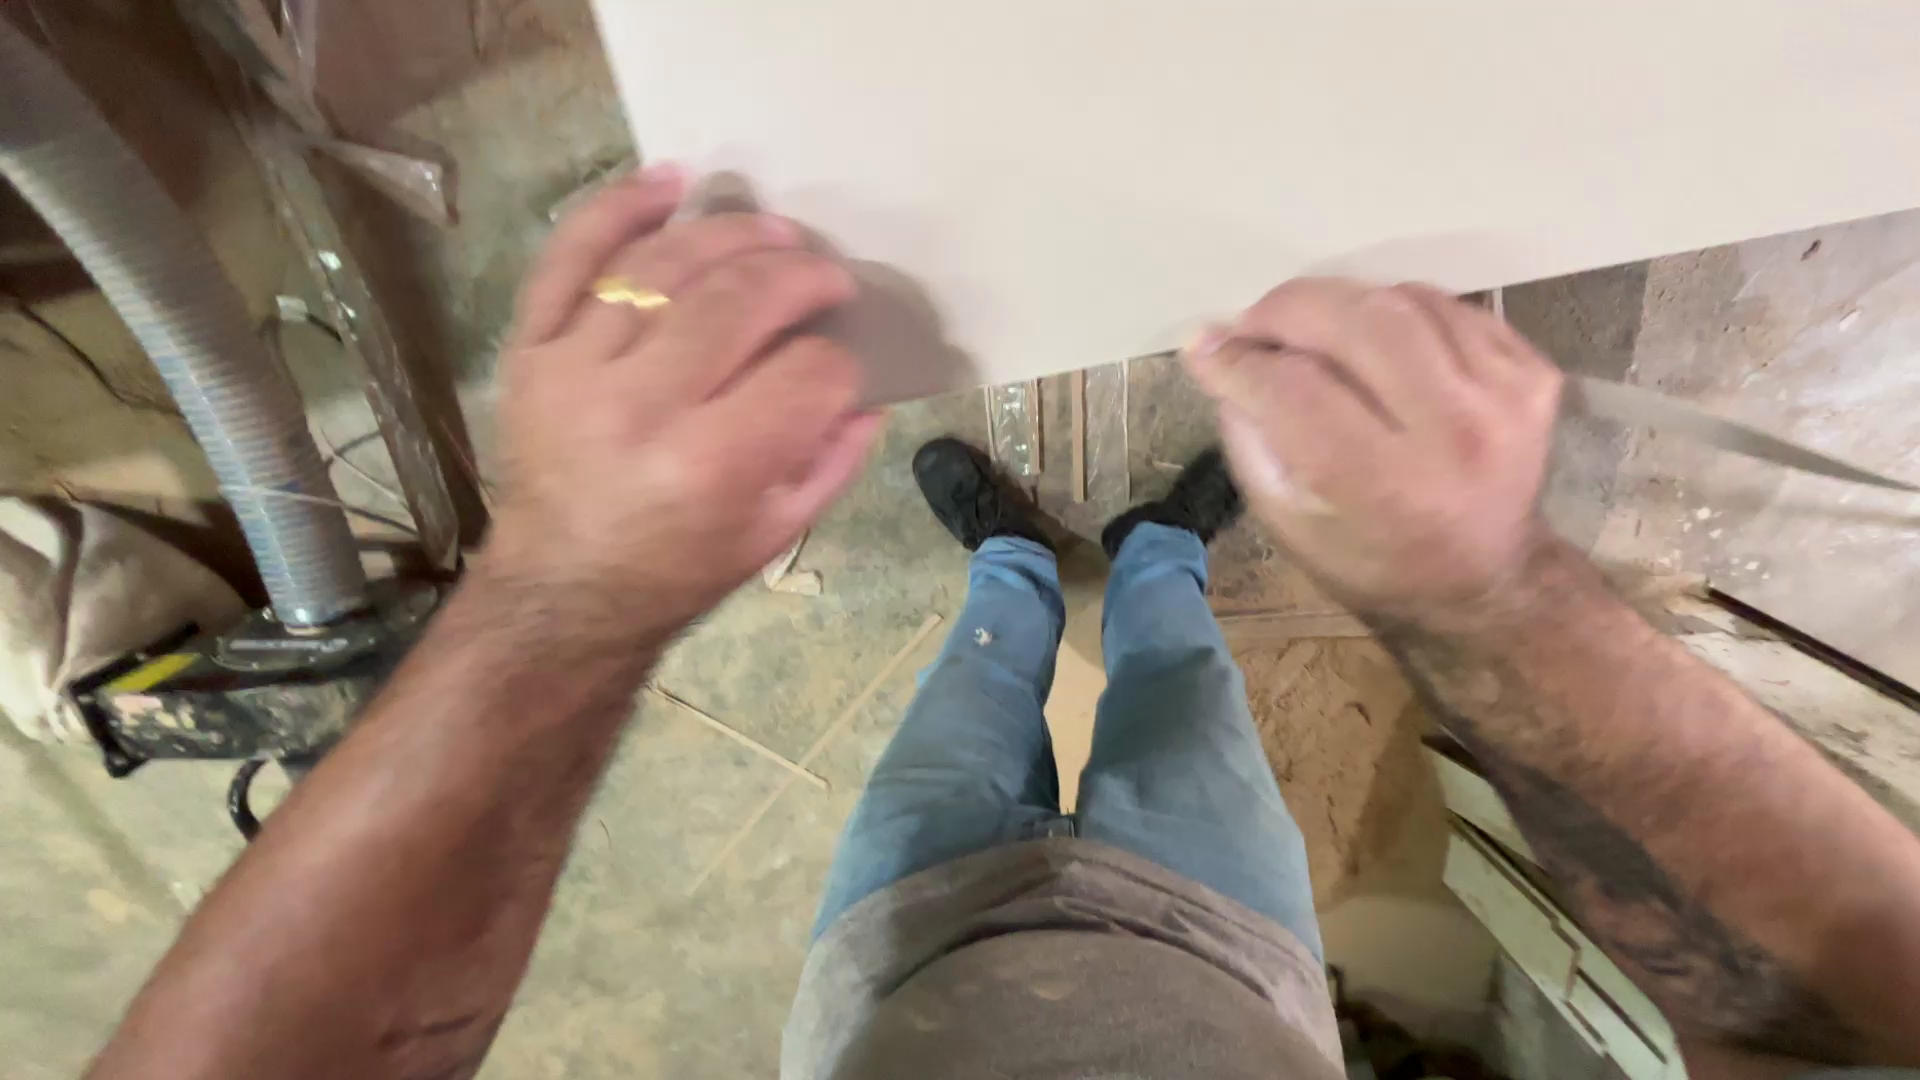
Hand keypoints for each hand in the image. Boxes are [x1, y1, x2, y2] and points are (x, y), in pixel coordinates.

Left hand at [484, 164, 880, 633]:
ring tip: (776, 233)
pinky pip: (571, 256)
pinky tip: (672, 182)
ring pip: (665, 265)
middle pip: (741, 301)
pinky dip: (620, 207)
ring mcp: (577, 368)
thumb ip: (830, 462)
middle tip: (828, 280)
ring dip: (733, 235)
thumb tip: (863, 398)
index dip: (840, 368)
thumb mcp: (776, 534)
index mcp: (714, 465)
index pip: (808, 375)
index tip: (841, 377)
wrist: (565, 592)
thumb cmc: (681, 571)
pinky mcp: (533, 350)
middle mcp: (644, 406)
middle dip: (802, 279)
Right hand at [1184, 278, 1562, 627]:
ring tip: (1299, 332)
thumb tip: (1221, 358)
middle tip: (1248, 326)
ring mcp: (1503, 393)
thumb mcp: (1284, 522)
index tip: (1202, 349)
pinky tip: (1361, 339)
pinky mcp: (1532, 371)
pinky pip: (1442, 306)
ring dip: (1332, 304)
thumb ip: (1250, 441)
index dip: (1236, 361)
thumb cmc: (1366, 561)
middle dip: (1282, 311)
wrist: (1483, 579)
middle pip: (1354, 322)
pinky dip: (1387, 308)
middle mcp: (1452, 430)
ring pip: (1397, 301)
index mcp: (1381, 485)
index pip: (1294, 389)